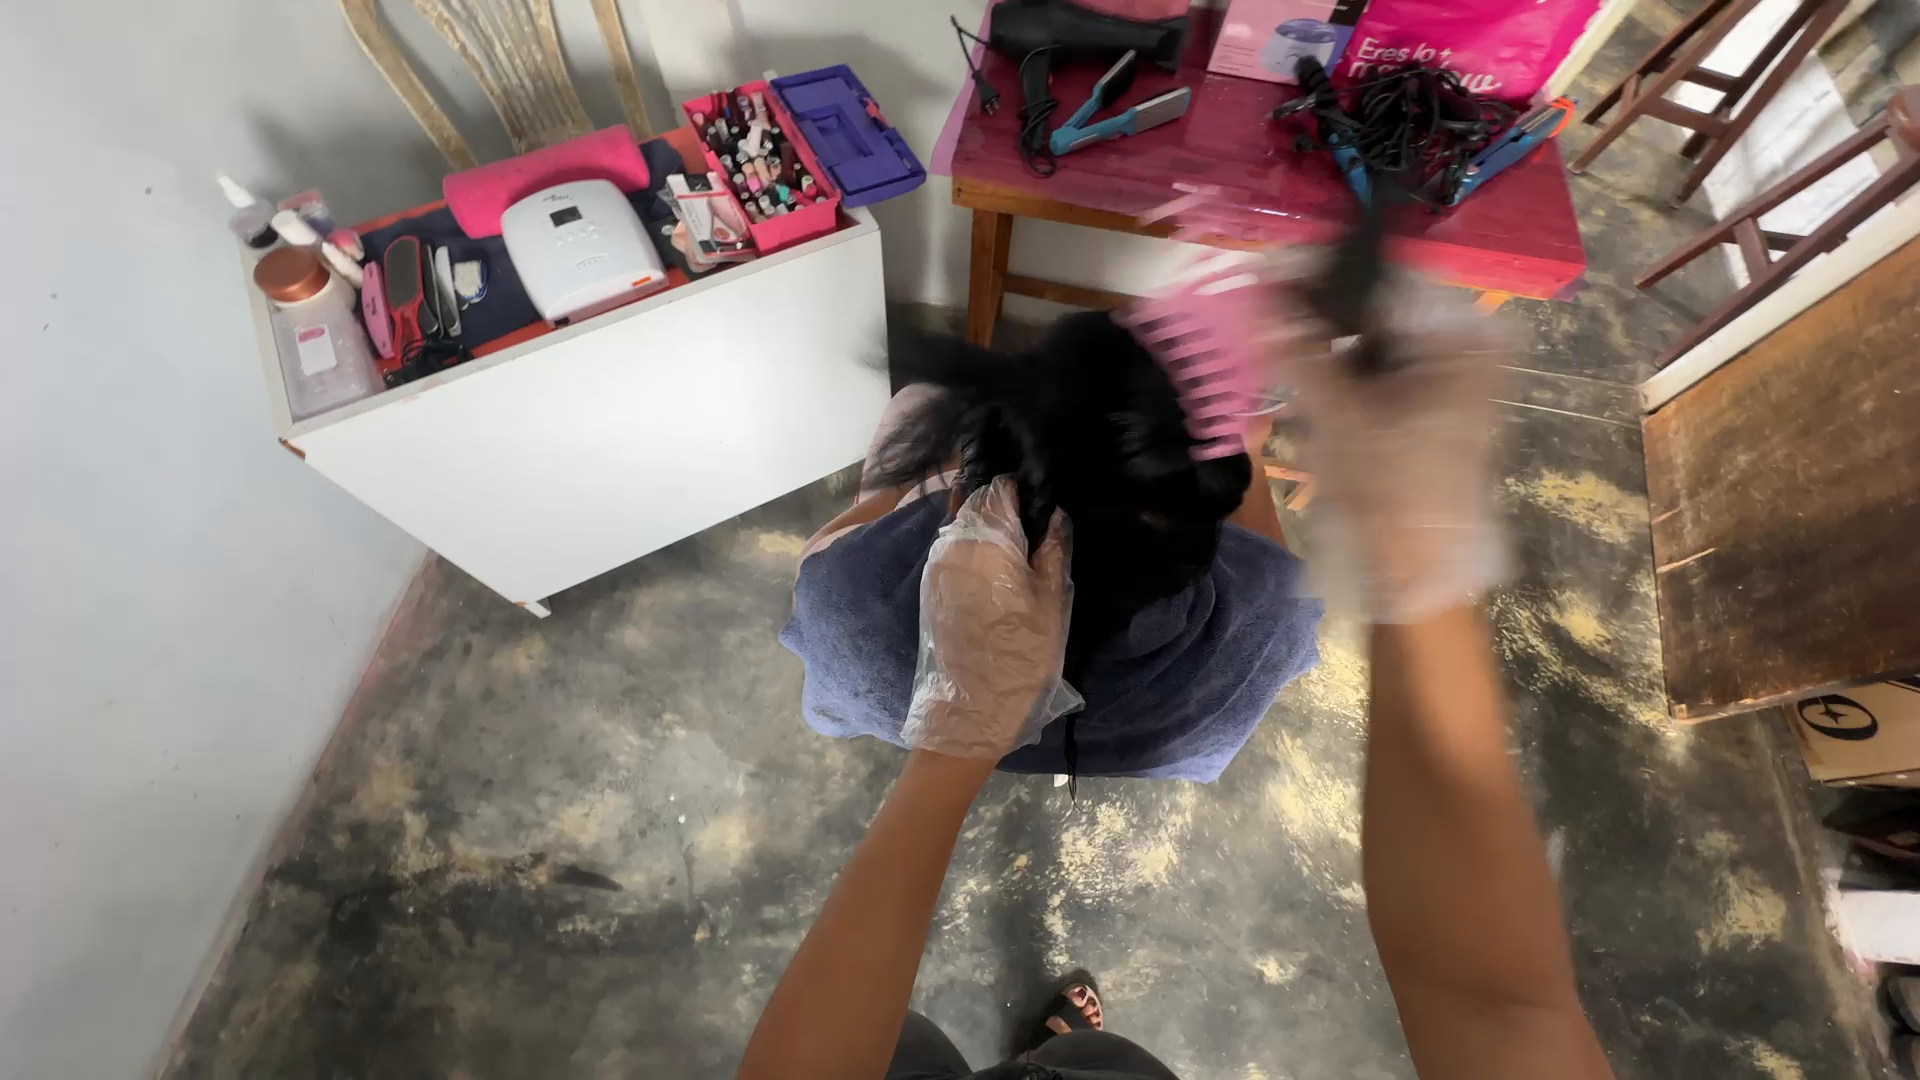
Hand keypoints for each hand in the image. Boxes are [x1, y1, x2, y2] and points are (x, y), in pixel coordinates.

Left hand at [902, 476, 1078, 760]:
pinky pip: (951, 547)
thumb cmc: (1021, 652)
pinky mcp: (929, 585)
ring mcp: (936, 563)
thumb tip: (1055, 516)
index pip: (1000, 489)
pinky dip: (971, 545)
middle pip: (977, 502)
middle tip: (1032, 525)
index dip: (1023, 490)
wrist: (970, 708)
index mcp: (986, 538)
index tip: (1041, 503)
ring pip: (961, 524)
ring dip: (986, 525)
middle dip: (1003, 505)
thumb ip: (1053, 550)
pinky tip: (993, 566)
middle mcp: (953, 542)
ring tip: (1016, 544)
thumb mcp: (1052, 601)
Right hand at [1263, 259, 1514, 620]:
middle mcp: (1471, 341)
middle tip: (1268, 324)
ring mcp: (1458, 369)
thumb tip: (1258, 281)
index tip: (1264, 280)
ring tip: (1285, 354)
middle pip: (1378, 306)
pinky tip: (1318, 383)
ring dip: (1328, 343)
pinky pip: (1383, 360)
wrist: (1417, 564)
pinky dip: (1347, 366)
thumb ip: (1296, 345)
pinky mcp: (1439, 394)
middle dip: (1319, 314)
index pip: (1380, 278)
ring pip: (1375, 334)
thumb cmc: (1387, 490)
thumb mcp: (1335, 413)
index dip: (1318, 277)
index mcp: (1464, 336)